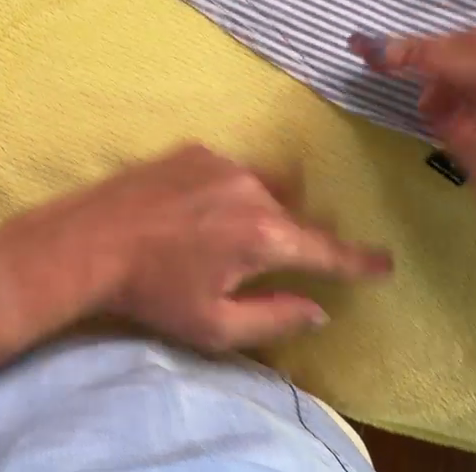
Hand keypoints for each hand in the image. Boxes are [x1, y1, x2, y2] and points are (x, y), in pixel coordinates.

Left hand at [17, 144, 391, 350]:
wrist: (90, 239)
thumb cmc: (153, 291)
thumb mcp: (216, 326)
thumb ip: (277, 317)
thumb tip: (318, 307)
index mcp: (263, 235)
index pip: (325, 250)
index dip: (359, 261)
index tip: (386, 263)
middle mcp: (251, 188)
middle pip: (292, 216)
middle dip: (291, 240)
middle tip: (262, 263)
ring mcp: (220, 162)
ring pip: (263, 188)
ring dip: (259, 212)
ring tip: (221, 240)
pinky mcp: (193, 149)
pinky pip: (229, 172)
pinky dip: (227, 193)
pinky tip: (194, 213)